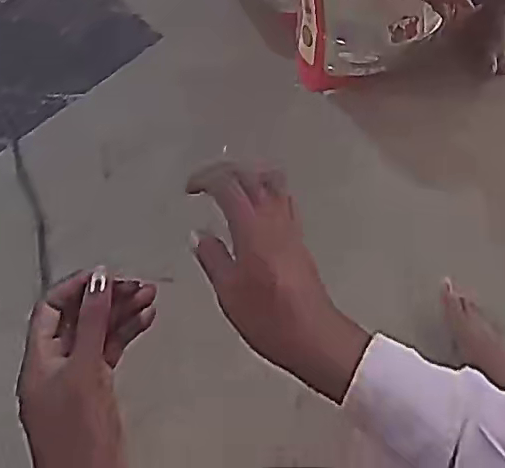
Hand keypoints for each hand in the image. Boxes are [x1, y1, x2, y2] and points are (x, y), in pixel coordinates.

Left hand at [18, 269, 150, 467]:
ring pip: (97, 330)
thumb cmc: (75, 444)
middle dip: (106, 296)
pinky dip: (127, 331)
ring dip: (122, 310)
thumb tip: (98, 280)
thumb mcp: (84, 369)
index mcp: (38, 362)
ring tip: (146, 294)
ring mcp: (75, 378)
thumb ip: (92, 321)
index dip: (76, 287)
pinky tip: (143, 318)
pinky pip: (109, 348)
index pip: (50, 308)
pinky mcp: (94, 389)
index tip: (102, 275)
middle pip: (77, 316)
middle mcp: (54, 367)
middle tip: (131, 284)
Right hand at [187, 163, 370, 403]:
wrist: (313, 335)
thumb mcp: (228, 292)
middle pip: (250, 174)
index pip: (227, 185)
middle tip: (206, 181)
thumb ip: (213, 257)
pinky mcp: (299, 235)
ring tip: (230, 186)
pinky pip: (283, 197)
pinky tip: (257, 206)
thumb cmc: (268, 317)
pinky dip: (267, 189)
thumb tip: (200, 236)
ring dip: (248, 174)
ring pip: (271, 180)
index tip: (191, 188)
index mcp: (251, 226)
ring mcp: (289, 223)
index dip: (206, 179)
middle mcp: (272, 217)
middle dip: (224, 170)